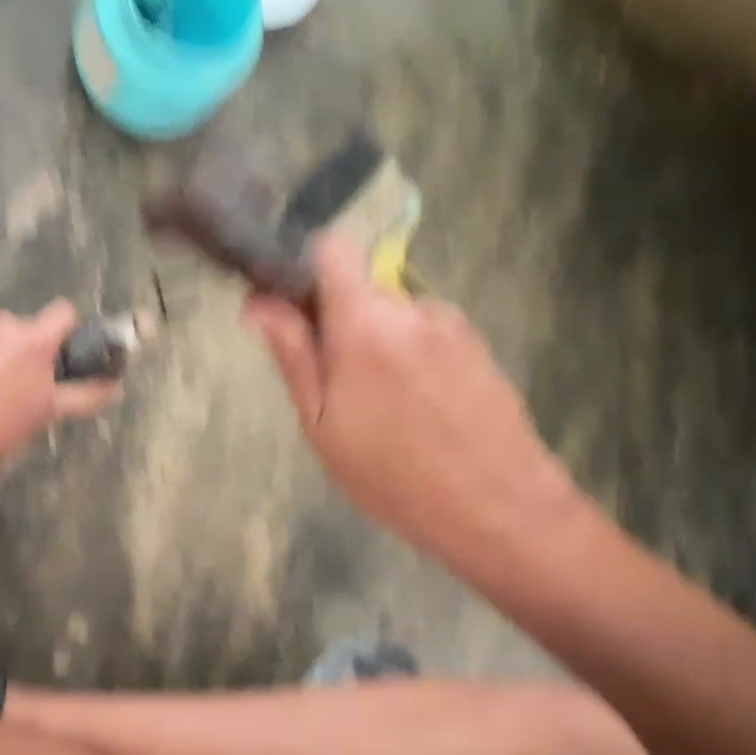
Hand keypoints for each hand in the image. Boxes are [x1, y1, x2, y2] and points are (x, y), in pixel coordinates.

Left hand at [0, 300, 121, 486]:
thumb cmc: (2, 428)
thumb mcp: (49, 413)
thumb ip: (86, 396)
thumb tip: (117, 388)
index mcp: (34, 340)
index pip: (63, 312)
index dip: (64, 330)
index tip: (57, 352)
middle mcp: (0, 325)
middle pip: (19, 327)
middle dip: (19, 347)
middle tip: (13, 383)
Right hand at [243, 233, 578, 560]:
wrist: (497, 506)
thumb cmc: (391, 475)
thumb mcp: (322, 425)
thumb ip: (293, 356)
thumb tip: (258, 302)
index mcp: (364, 323)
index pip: (333, 248)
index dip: (308, 269)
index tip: (297, 313)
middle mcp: (411, 308)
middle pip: (362, 290)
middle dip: (342, 325)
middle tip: (339, 391)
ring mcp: (451, 325)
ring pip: (396, 316)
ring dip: (380, 345)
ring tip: (386, 412)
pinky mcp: (478, 346)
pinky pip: (427, 336)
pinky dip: (413, 360)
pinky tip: (422, 413)